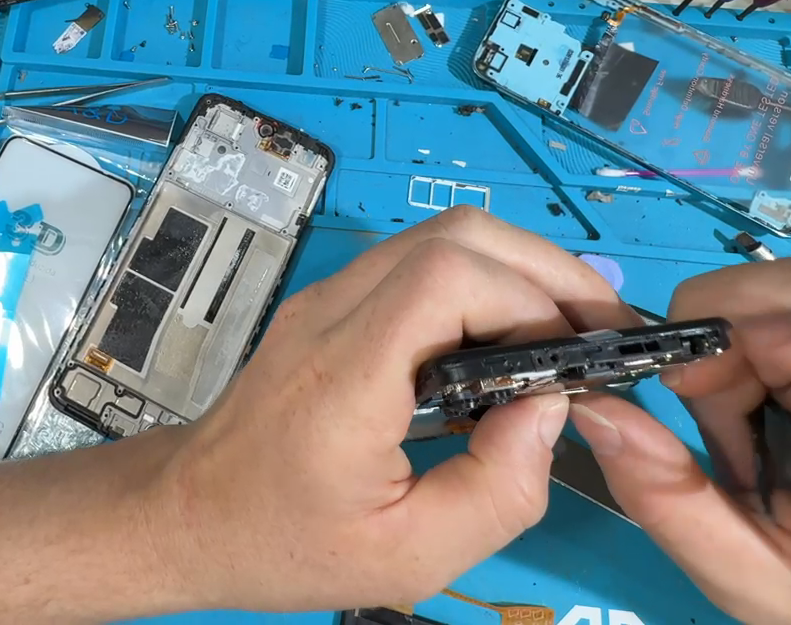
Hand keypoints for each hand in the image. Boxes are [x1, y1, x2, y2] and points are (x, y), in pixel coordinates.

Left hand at [154, 206, 639, 610]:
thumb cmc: (286, 542)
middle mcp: (333, 309)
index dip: (527, 297)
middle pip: (451, 234)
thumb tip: (550, 406)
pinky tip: (503, 332)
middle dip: (540, 266)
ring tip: (564, 328)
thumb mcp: (408, 556)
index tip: (574, 354)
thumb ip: (497, 490)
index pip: (446, 275)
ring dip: (511, 267)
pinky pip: (412, 262)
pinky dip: (474, 278)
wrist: (192, 508)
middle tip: (598, 326)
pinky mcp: (327, 302)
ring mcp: (325, 295)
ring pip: (434, 235)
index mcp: (349, 370)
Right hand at [571, 253, 790, 624]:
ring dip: (719, 327)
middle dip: (735, 328)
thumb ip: (672, 505)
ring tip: (712, 406)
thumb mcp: (746, 580)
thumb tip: (594, 407)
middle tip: (688, 399)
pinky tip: (724, 385)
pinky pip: (771, 289)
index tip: (744, 360)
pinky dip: (718, 324)